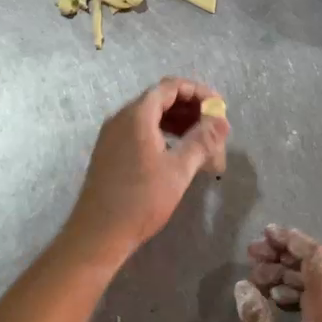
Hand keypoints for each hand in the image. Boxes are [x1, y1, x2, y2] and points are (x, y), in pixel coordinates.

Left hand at [64, 77, 229, 265]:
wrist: (98, 234)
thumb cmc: (141, 200)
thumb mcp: (178, 170)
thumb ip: (202, 140)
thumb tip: (222, 121)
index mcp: (137, 115)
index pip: (170, 87)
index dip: (197, 92)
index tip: (219, 107)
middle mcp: (121, 117)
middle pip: (159, 98)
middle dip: (189, 107)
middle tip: (213, 125)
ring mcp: (112, 134)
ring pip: (149, 115)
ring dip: (176, 120)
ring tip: (200, 138)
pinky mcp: (109, 150)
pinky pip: (138, 129)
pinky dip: (161, 132)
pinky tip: (175, 151)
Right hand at [236, 226, 321, 321]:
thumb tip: (243, 286)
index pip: (315, 258)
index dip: (291, 239)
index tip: (265, 233)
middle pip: (316, 268)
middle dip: (284, 256)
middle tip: (252, 256)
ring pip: (318, 287)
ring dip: (289, 276)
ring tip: (257, 278)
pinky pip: (321, 305)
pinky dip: (298, 296)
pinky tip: (275, 303)